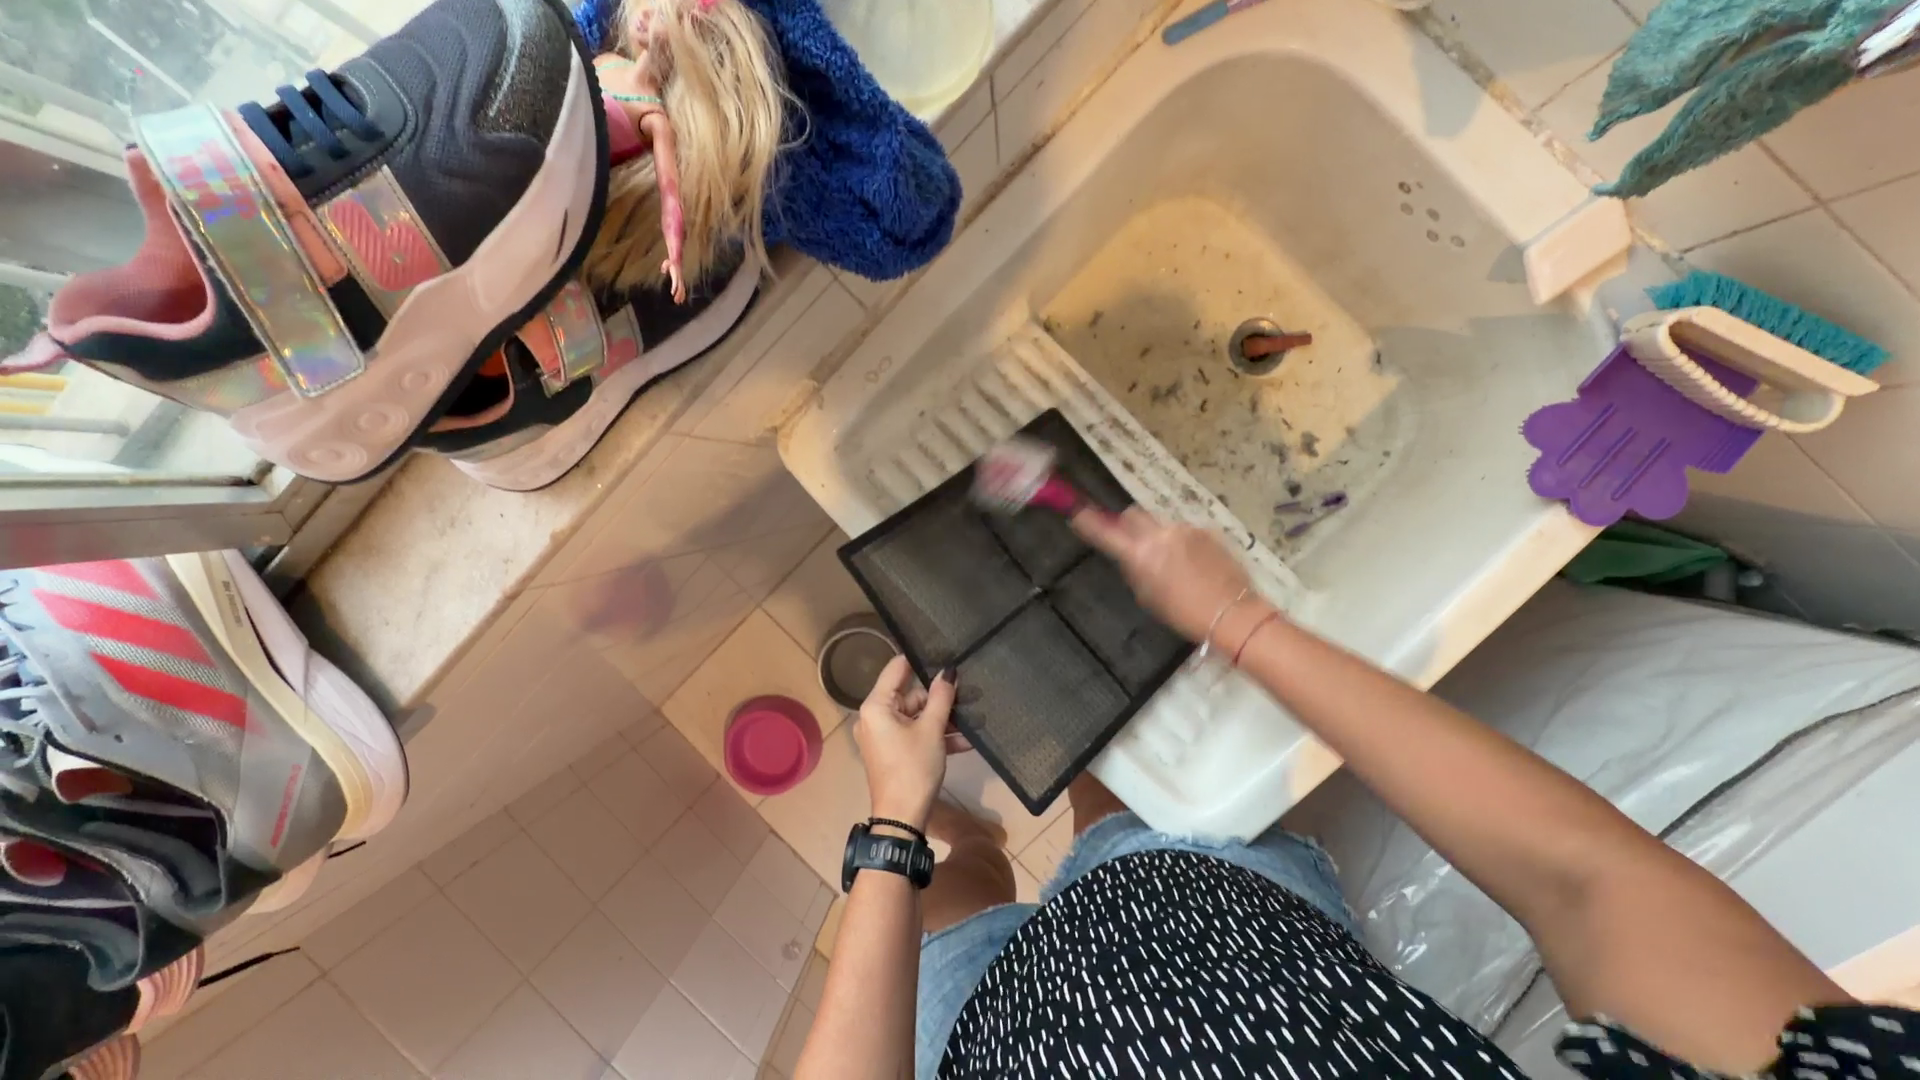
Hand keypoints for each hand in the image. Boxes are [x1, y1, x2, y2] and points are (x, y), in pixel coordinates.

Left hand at [661, 258, 686, 303]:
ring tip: (678, 302)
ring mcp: (680, 281)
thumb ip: (665, 266)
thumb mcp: (667, 263)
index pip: (676, 283)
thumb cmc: (671, 263)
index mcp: (676, 275)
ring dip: (680, 297)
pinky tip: (681, 300)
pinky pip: (682, 290)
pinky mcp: (680, 282)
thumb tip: (663, 270)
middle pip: (680, 288)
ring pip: (682, 290)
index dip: (674, 288)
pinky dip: (682, 295)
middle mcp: (679, 279)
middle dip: (678, 295)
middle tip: (676, 301)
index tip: (672, 293)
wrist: (677, 261)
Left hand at [854, 656, 963, 828]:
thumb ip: (941, 697)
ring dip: (942, 720)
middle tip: (968, 693)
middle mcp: (874, 717)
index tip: (945, 653)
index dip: (920, 659)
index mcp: (876, 706)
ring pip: (915, 717)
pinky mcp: (892, 752)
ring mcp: (882, 736)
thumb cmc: (913, 769)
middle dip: (939, 698)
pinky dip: (935, 736)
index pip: (896, 668)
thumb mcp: (931, 730)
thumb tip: (949, 671)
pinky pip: (914, 734)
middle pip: (910, 695)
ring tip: (972, 719)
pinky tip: (965, 741)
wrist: (902, 819)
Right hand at [1071, 506, 1266, 646]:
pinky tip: (1196, 565)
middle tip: (1133, 543)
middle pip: (1134, 515)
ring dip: (1160, 538)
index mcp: (1142, 555)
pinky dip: (1184, 544)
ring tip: (1174, 564)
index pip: (1106, 533)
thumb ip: (1135, 571)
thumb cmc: (1184, 614)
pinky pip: (1186, 532)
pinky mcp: (1208, 531)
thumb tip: (1131, 557)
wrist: (1232, 613)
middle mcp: (1162, 535)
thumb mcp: (1149, 598)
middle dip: (1128, 525)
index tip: (1078, 514)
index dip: (1090, 523)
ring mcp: (1187, 530)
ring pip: (1162, 525)